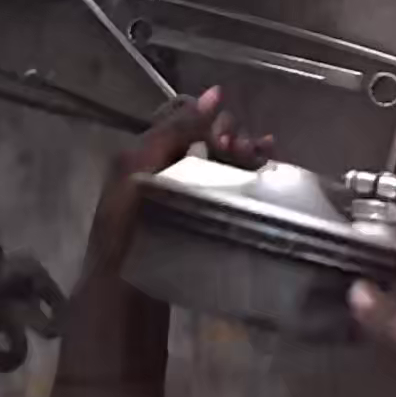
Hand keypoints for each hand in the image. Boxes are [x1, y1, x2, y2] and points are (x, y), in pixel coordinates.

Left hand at [87, 86, 271, 268]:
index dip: (210, 119)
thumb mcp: (139, 174)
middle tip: (241, 150)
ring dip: (246, 147)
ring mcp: (192, 190)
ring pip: (227, 154)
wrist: (126, 301)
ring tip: (261, 153)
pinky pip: (235, 176)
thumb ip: (171, 133)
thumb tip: (213, 95)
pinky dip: (253, 164)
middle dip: (231, 134)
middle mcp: (172, 167)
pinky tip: (269, 158)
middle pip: (211, 135)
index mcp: (150, 154)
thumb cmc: (128, 234)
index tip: (226, 135)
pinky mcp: (210, 213)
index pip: (188, 120)